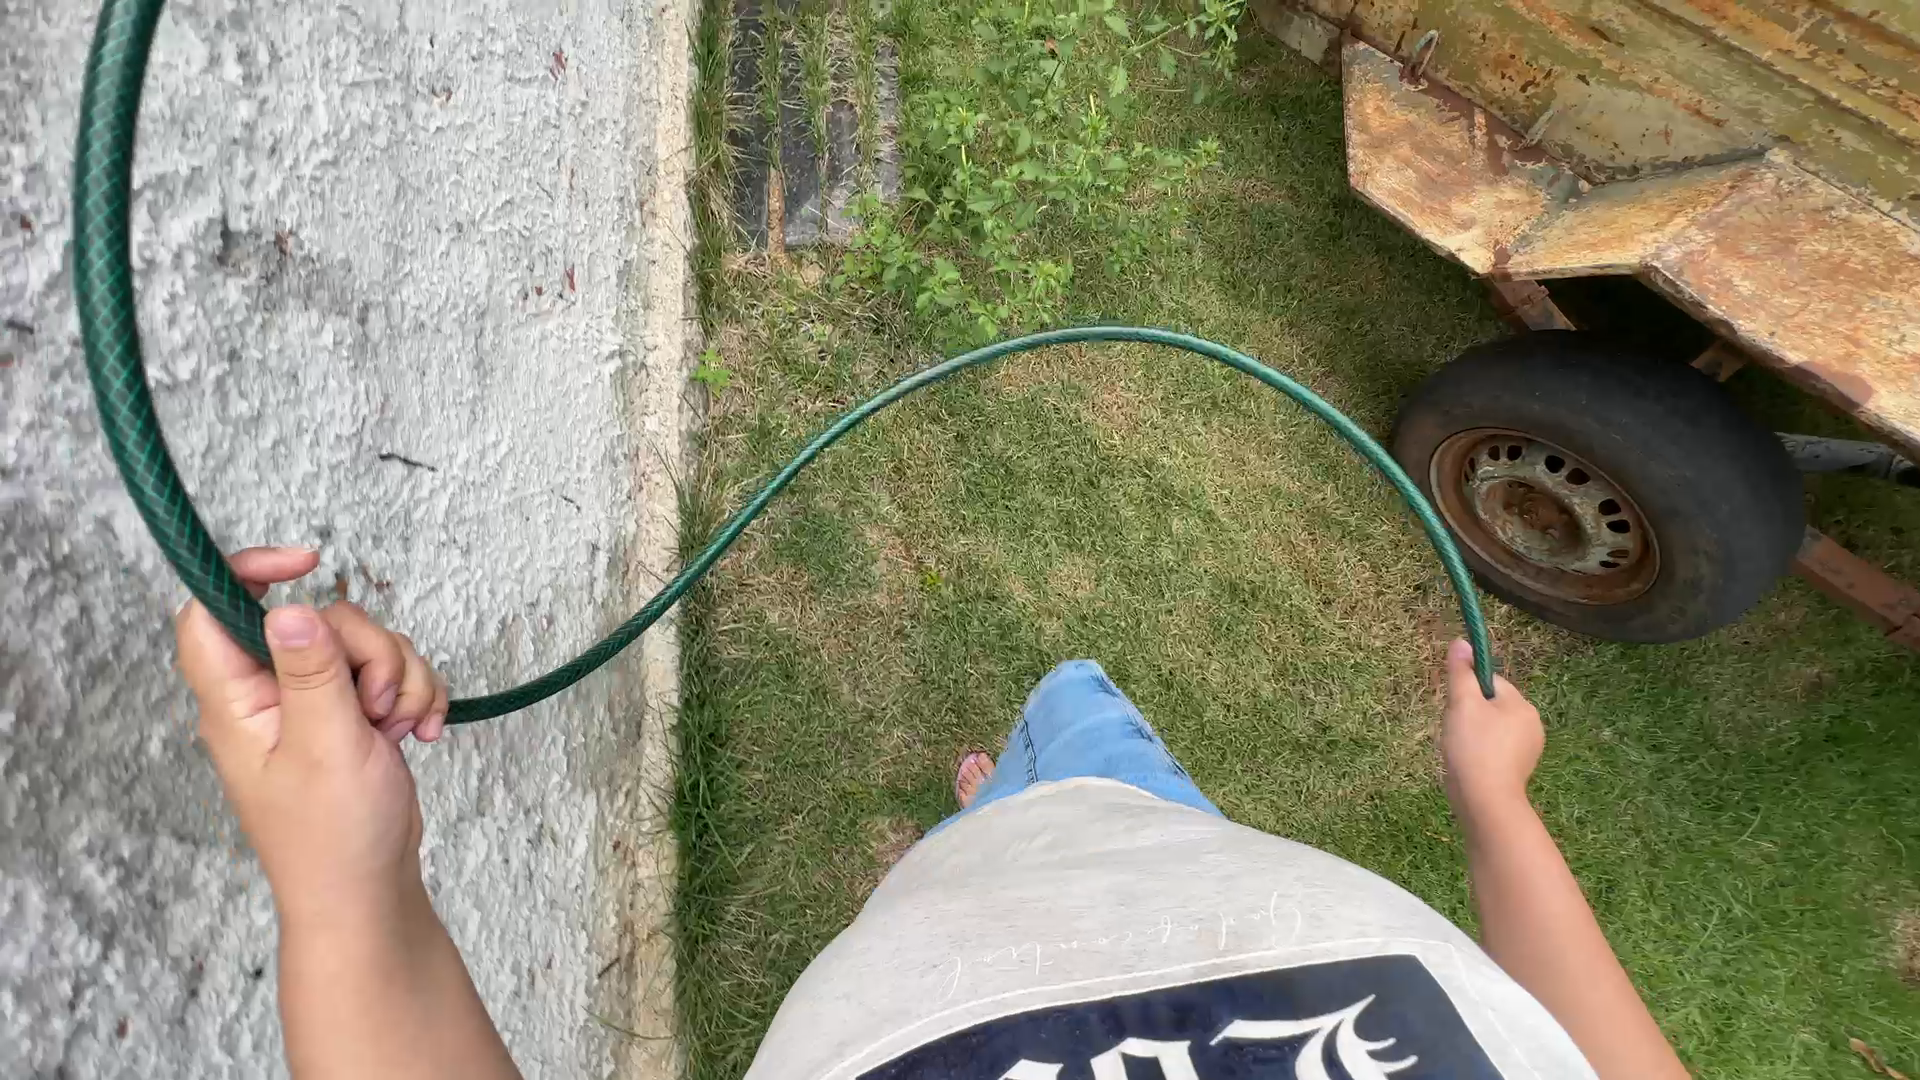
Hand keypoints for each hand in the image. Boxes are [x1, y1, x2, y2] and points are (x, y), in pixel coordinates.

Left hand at [174, 546, 448, 922]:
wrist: (369, 877)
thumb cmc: (333, 826)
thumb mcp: (327, 745)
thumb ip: (310, 675)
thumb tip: (291, 608)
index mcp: (240, 701)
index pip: (217, 615)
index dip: (250, 574)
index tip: (310, 559)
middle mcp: (276, 695)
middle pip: (328, 625)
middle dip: (376, 654)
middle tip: (379, 706)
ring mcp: (322, 704)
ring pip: (374, 649)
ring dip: (406, 681)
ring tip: (403, 728)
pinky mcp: (361, 715)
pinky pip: (400, 676)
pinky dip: (422, 697)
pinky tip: (427, 731)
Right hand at [1440, 638, 1543, 817]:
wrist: (1485, 797)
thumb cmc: (1473, 745)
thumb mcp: (1461, 703)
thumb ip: (1460, 671)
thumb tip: (1462, 642)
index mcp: (1522, 706)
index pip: (1489, 682)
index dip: (1466, 690)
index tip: (1454, 707)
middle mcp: (1532, 723)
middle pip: (1489, 702)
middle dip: (1467, 711)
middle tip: (1455, 727)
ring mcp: (1527, 747)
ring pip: (1489, 724)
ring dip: (1470, 729)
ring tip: (1459, 744)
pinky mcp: (1517, 765)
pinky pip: (1493, 744)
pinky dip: (1478, 747)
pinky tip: (1467, 757)